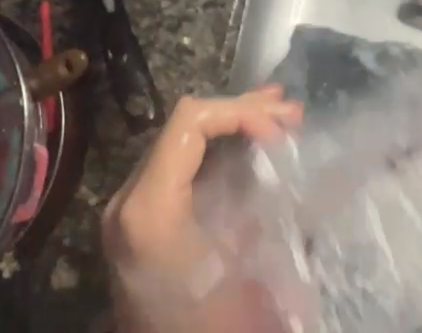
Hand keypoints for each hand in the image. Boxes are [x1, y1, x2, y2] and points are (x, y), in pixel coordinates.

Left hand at [104, 87, 301, 332]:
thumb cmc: (209, 325)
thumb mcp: (243, 269)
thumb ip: (261, 204)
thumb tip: (291, 152)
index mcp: (149, 205)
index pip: (189, 123)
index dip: (239, 113)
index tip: (281, 131)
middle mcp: (130, 196)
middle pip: (185, 126)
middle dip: (242, 112)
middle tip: (291, 111)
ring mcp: (131, 206)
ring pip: (182, 141)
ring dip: (231, 126)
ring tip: (279, 114)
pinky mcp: (140, 219)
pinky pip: (179, 166)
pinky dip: (216, 151)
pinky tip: (250, 143)